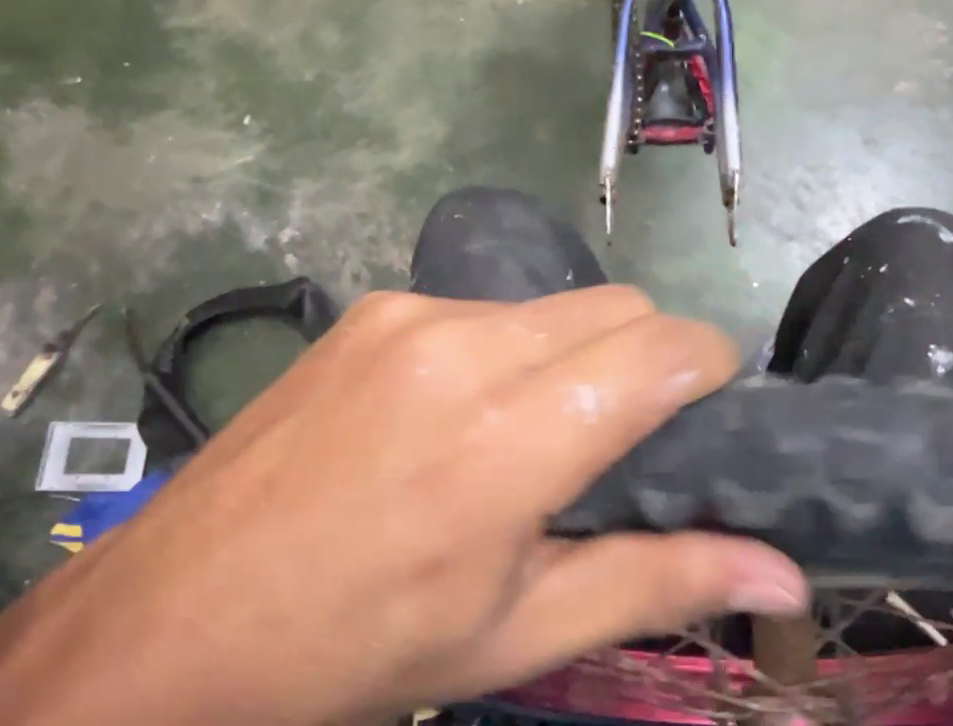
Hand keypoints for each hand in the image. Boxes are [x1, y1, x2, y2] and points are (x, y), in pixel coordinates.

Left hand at [0, 288, 807, 725]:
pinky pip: (486, 308)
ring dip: (577, 353)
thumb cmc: (359, 649)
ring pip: (556, 304)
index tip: (710, 417)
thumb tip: (784, 568)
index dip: (711, 370)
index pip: (665, 346)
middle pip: (621, 305)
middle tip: (624, 439)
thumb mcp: (519, 631)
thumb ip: (661, 579)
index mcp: (513, 436)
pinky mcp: (374, 307)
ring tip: (534, 433)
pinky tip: (459, 415)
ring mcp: (413, 314)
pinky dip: (510, 348)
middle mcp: (469, 345)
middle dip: (650, 358)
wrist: (169, 624)